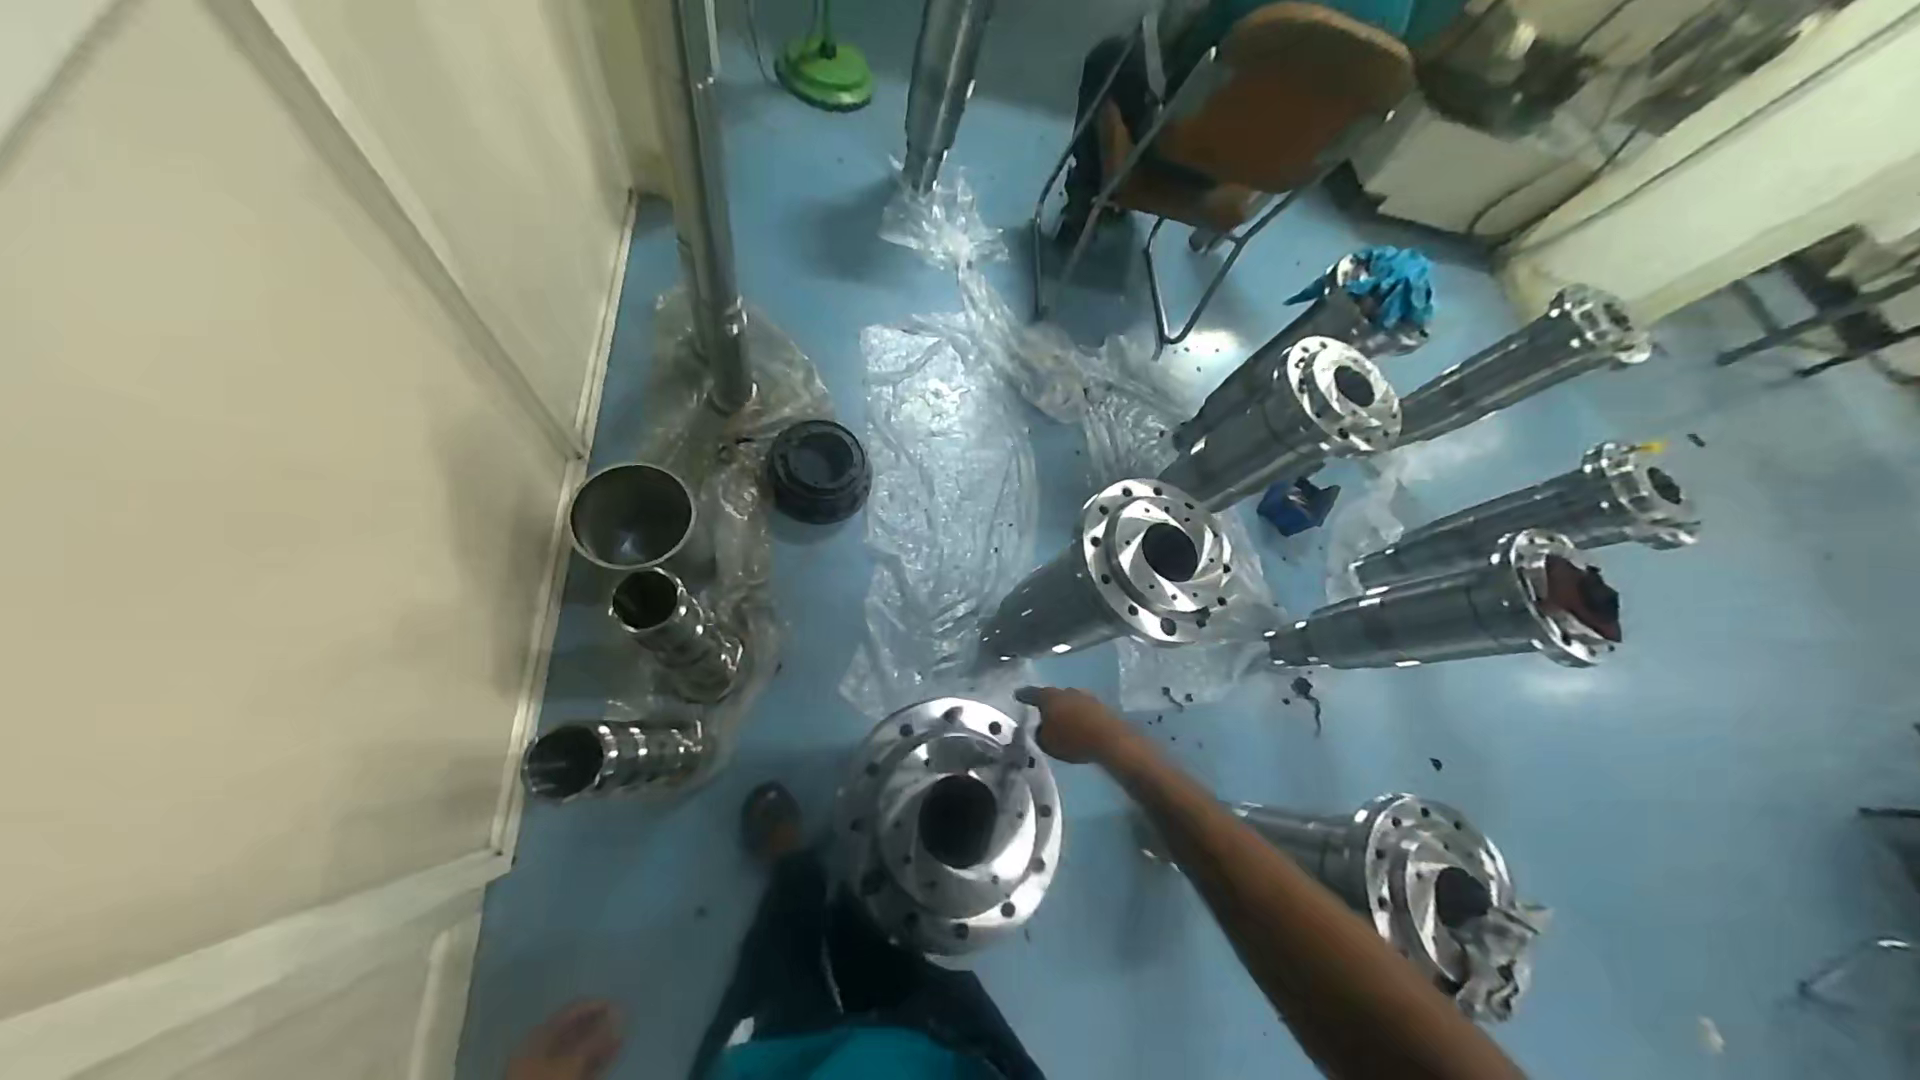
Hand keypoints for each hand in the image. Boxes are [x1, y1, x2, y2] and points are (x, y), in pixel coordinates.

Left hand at [506, 1000, 622, 1079]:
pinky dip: (595, 1059)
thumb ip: (596, 1036)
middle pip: (577, 1030)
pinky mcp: (558, 1079)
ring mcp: (547, 1068)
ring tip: (622, 1039)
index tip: (618, 1006)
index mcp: (539, 1038)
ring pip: (580, 1049)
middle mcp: (542, 1049)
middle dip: (601, 1025)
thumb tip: (618, 1013)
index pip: (572, 1011)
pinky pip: (579, 1065)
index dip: (596, 1005)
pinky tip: (614, 1054)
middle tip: (622, 1022)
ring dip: (601, 1043)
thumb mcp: (573, 1060)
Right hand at [1015, 686, 1135, 765]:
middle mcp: (1066, 691)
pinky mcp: (1100, 706)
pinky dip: (1078, 715)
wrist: (1110, 740)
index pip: (1032, 693)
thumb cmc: (1072, 740)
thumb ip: (1039, 733)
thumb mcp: (1046, 742)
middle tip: (1042, 712)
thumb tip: (1041, 728)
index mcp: (1049, 697)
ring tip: (1062, 720)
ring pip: (1070, 701)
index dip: (1023, 695)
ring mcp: (1085, 696)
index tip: (1017, 695)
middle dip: (1048, 703)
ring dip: (1065, 708)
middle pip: (1053, 695)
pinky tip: (1078, 724)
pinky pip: (1083, 709)